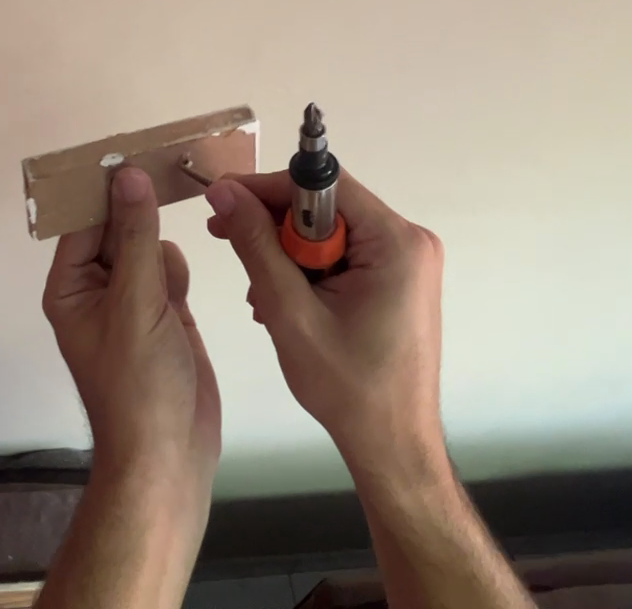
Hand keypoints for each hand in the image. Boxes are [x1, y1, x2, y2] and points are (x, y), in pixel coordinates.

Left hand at [44, 167, 221, 493]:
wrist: (171, 454)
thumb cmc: (140, 385)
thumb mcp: (136, 304)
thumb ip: (135, 237)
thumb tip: (127, 176)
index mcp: (71, 285)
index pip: (85, 220)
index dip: (107, 186)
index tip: (135, 150)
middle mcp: (96, 286)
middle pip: (117, 227)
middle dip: (140, 208)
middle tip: (172, 169)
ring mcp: (130, 298)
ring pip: (146, 243)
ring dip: (160, 246)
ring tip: (170, 257)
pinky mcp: (162, 309)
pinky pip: (167, 268)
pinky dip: (177, 272)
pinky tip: (182, 296)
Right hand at [204, 171, 446, 471]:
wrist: (394, 446)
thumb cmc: (348, 387)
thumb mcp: (290, 312)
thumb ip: (256, 245)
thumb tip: (224, 191)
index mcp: (396, 242)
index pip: (322, 185)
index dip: (268, 187)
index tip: (223, 199)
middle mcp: (408, 241)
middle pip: (324, 207)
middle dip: (273, 227)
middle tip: (226, 239)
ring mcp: (406, 261)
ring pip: (327, 231)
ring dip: (286, 254)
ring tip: (259, 292)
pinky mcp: (397, 280)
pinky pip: (341, 254)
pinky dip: (307, 270)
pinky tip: (283, 301)